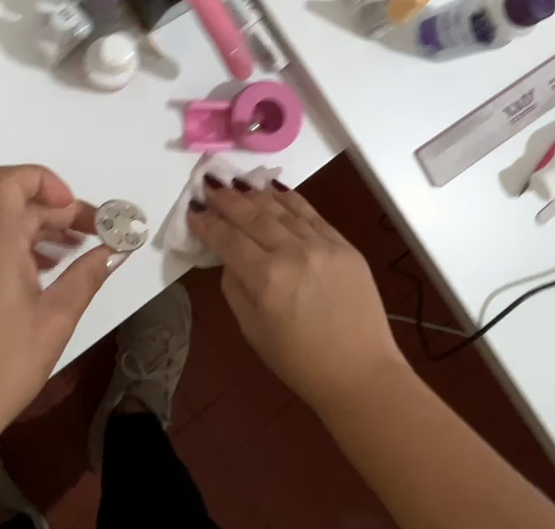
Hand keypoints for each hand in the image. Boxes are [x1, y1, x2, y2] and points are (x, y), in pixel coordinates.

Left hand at [0, 164, 118, 431]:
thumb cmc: (1, 368)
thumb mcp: (56, 320)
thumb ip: (88, 276)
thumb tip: (116, 247)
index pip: (10, 181)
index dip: (45, 180)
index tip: (75, 211)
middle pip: (15, 208)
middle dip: (60, 214)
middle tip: (98, 236)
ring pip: (2, 232)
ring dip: (43, 234)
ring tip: (77, 257)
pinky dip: (22, 255)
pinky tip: (44, 284)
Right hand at [188, 176, 405, 410]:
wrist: (361, 373)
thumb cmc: (300, 363)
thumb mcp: (253, 331)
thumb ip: (235, 288)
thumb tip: (229, 257)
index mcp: (267, 279)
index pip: (229, 240)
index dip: (208, 223)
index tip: (193, 209)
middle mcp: (293, 253)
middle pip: (253, 216)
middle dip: (227, 199)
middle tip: (209, 184)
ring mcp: (322, 245)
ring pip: (282, 210)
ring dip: (256, 194)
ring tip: (237, 182)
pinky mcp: (344, 245)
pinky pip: (311, 214)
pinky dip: (291, 199)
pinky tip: (275, 188)